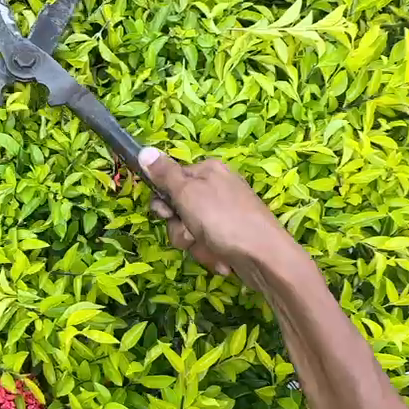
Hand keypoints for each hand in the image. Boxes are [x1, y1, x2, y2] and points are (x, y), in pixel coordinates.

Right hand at [139, 148, 308, 280]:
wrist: (264, 257)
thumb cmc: (224, 220)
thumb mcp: (188, 193)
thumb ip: (164, 174)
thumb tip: (143, 150)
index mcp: (208, 170)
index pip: (169, 181)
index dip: (164, 202)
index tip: (167, 214)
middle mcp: (217, 188)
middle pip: (178, 209)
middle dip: (180, 228)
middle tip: (191, 233)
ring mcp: (224, 213)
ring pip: (189, 230)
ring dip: (195, 244)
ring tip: (210, 248)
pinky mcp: (231, 235)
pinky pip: (206, 244)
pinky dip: (210, 253)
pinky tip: (221, 257)